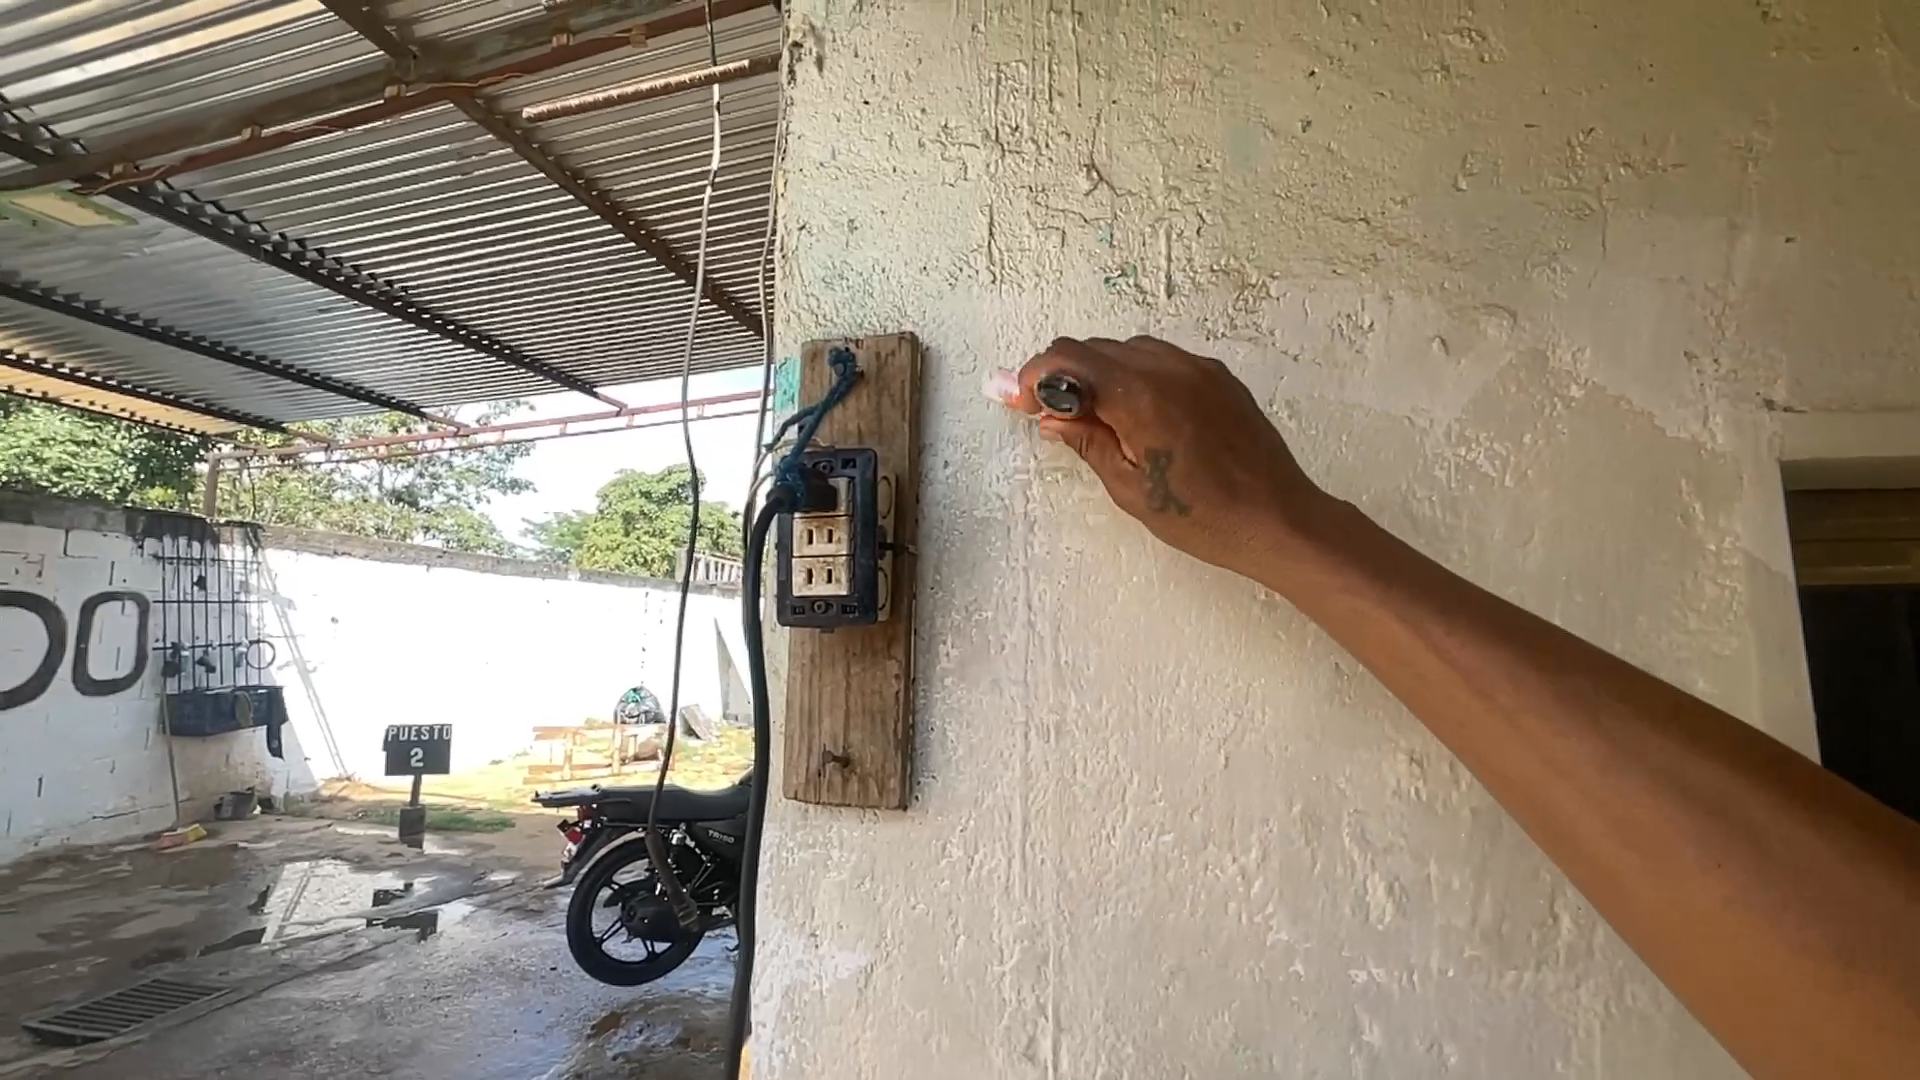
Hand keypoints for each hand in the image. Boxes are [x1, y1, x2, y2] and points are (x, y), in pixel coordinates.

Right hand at [986, 336, 1332, 576]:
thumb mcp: (1129, 488)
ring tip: (1090, 417)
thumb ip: (1087, 441)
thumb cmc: (1201, 517)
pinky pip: (1159, 359)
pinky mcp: (1217, 376)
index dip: (1032, 377)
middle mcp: (1168, 368)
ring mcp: (1197, 367)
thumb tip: (1051, 416)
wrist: (1277, 519)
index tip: (1014, 399)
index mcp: (1140, 397)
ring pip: (1125, 350)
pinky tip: (1132, 412)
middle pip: (1092, 349)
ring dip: (1095, 373)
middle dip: (1059, 375)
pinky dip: (1131, 375)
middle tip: (1043, 412)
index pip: (1068, 360)